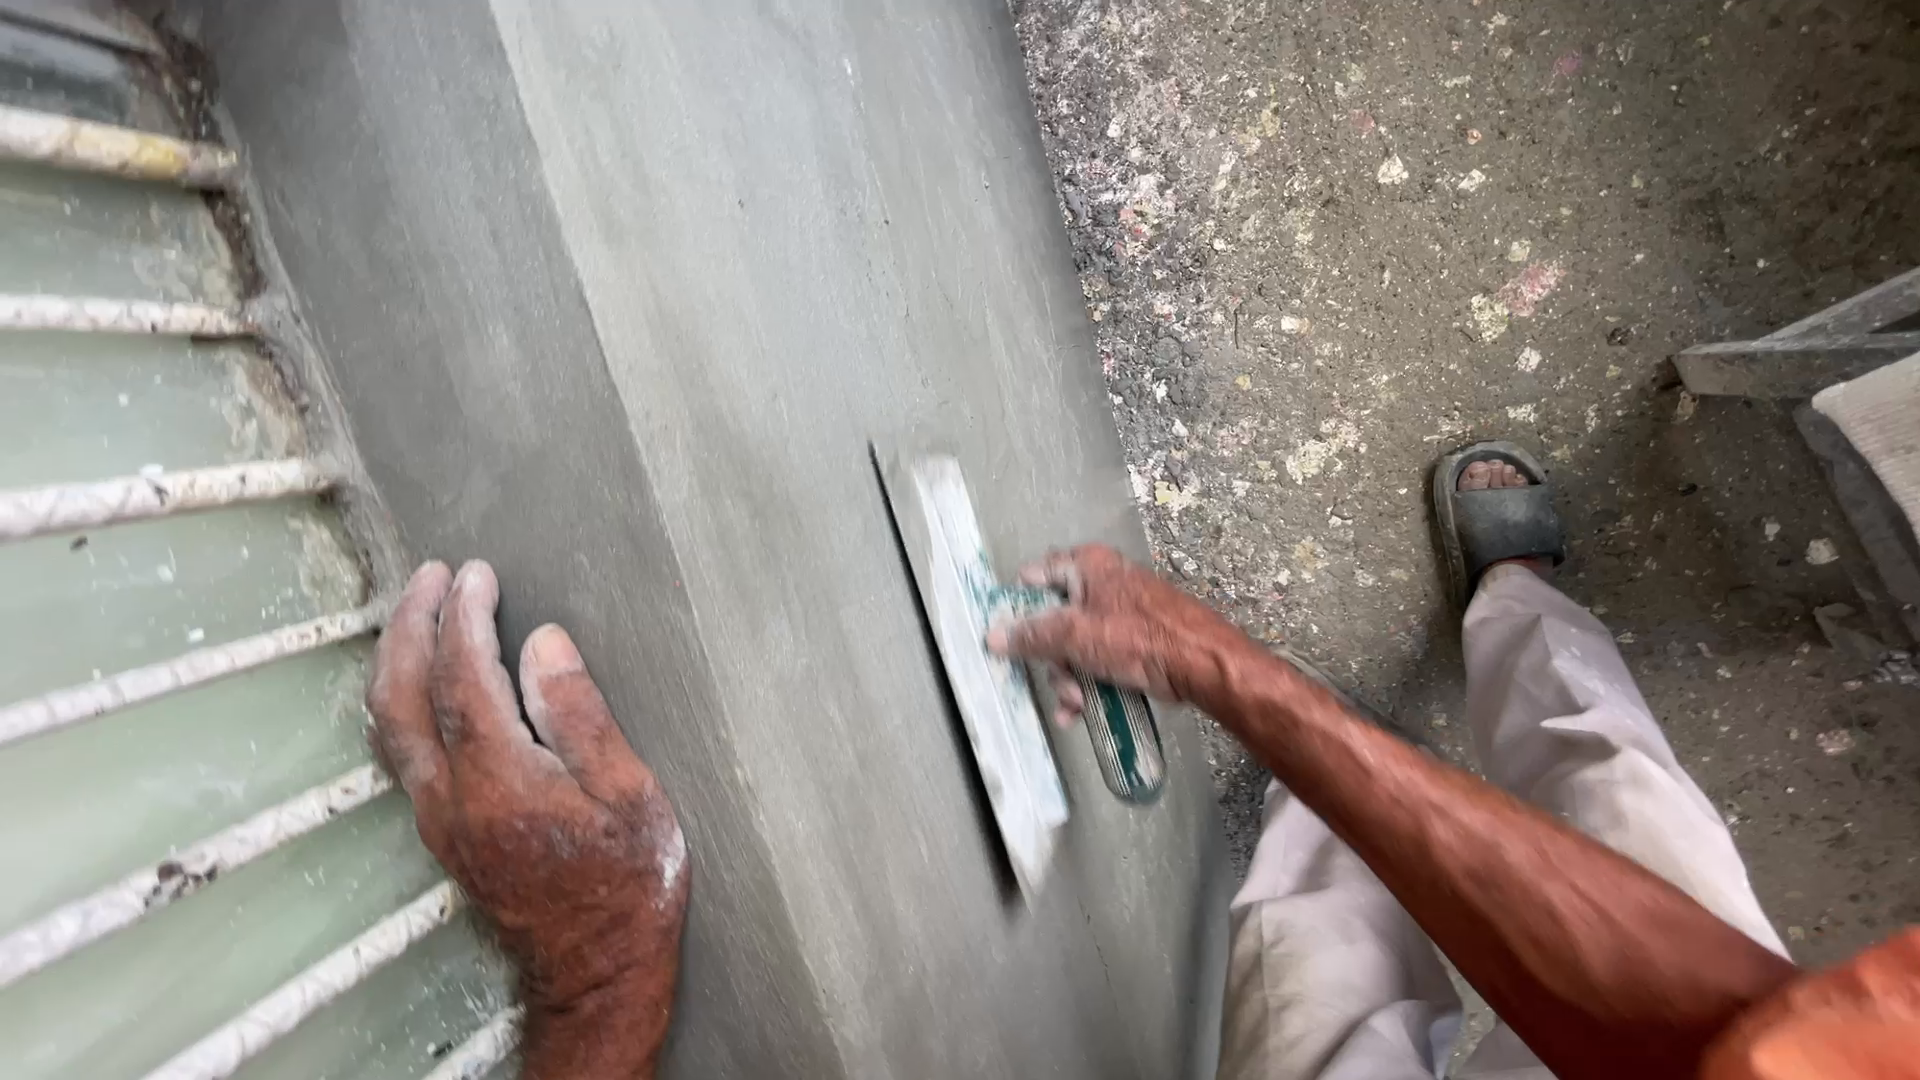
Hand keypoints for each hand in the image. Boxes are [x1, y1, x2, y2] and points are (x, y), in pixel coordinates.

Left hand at [367, 561, 688, 1078]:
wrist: (597, 965)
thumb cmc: (631, 875)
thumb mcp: (628, 792)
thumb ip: (580, 716)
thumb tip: (544, 643)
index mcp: (502, 777)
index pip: (465, 677)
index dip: (464, 617)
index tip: (475, 573)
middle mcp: (452, 795)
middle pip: (404, 696)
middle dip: (410, 626)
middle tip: (430, 576)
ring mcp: (440, 818)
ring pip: (389, 726)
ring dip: (395, 660)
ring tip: (413, 614)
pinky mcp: (445, 833)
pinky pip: (401, 751)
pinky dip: (401, 698)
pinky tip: (421, 685)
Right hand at [984, 544, 1248, 723]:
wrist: (1201, 663)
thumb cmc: (1136, 638)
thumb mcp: (1074, 635)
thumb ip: (1031, 635)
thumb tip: (993, 635)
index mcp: (1086, 566)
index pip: (1036, 576)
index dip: (1018, 605)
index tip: (1007, 636)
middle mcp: (1101, 582)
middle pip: (1054, 619)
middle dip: (1051, 660)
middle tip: (1059, 685)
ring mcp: (1119, 611)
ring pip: (1075, 644)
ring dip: (1069, 679)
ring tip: (1076, 706)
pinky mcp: (1133, 639)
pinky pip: (1098, 657)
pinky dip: (1088, 681)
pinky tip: (1083, 709)